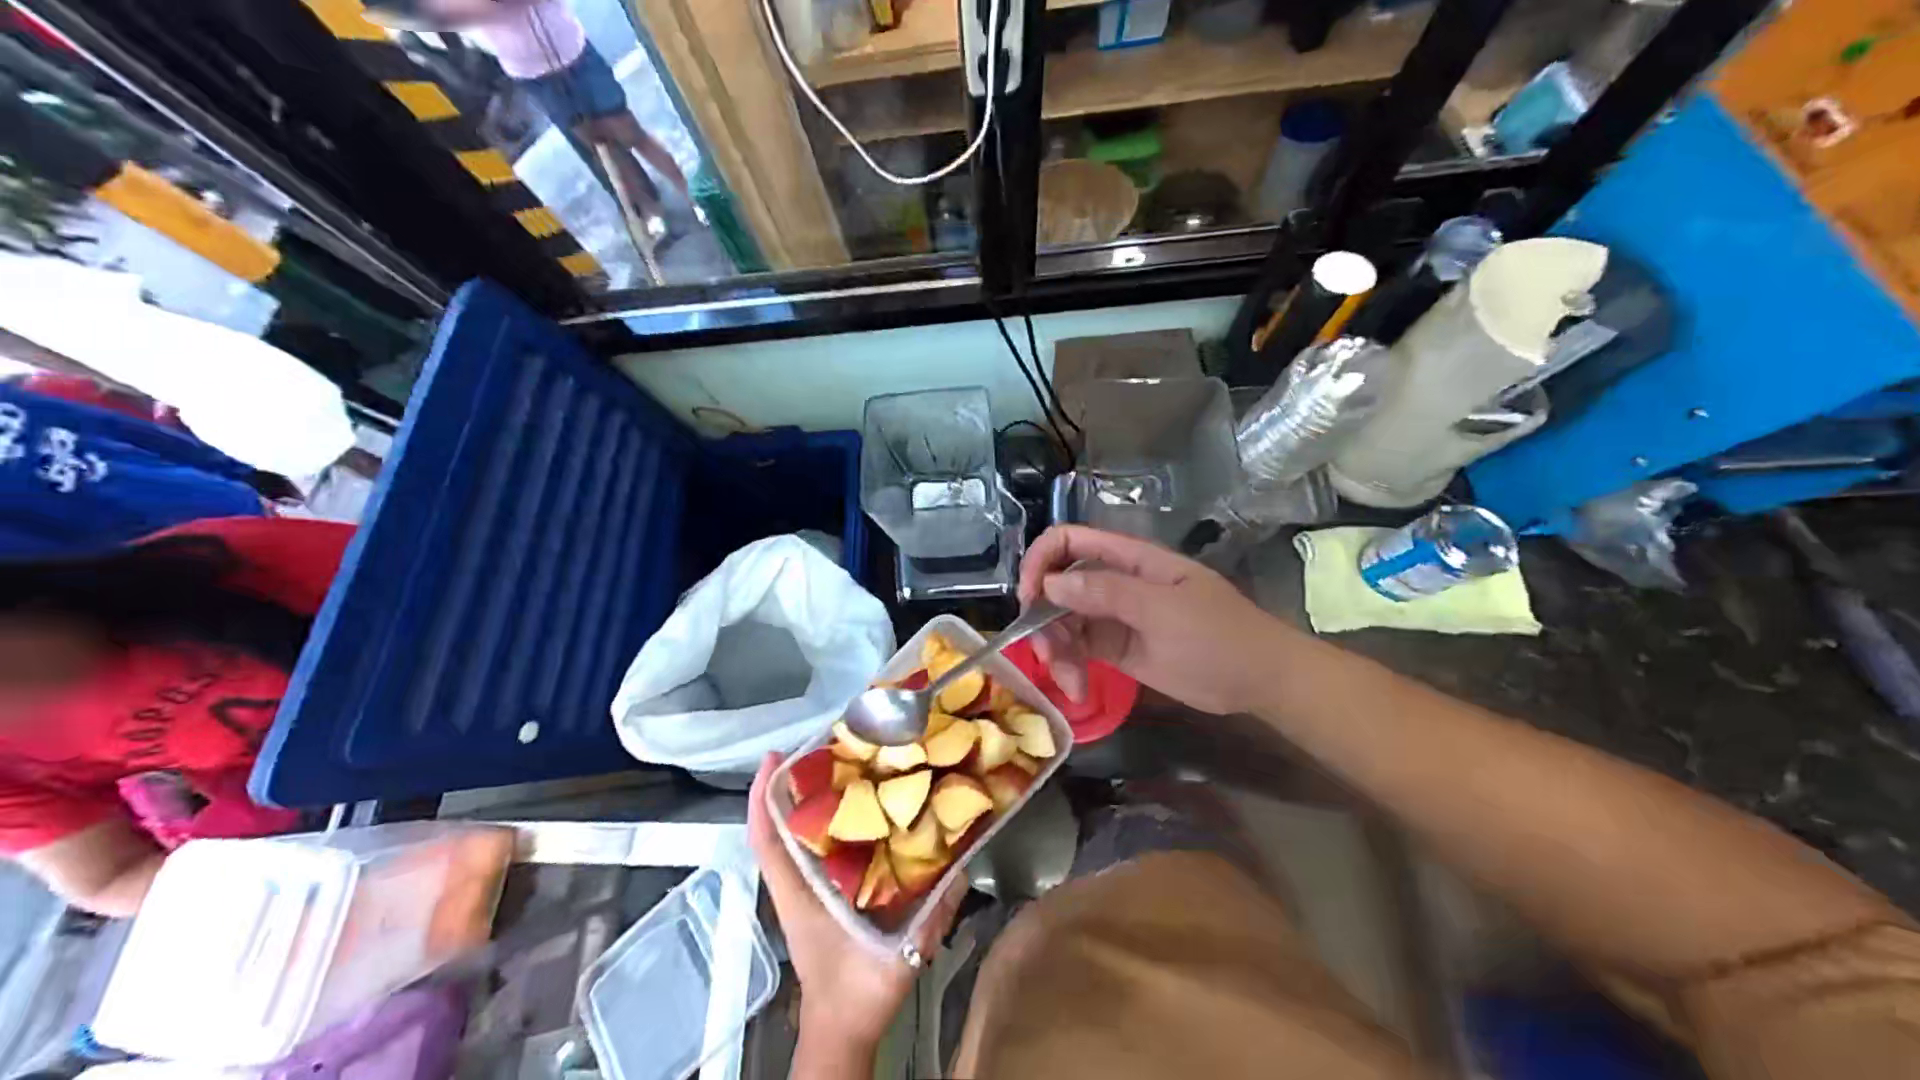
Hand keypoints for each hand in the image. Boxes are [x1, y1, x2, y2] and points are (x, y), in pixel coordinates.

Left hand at [747, 754, 965, 1068]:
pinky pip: (821, 850)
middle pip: (781, 826)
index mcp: (799, 895)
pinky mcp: (823, 895)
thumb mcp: (896, 959)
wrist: (843, 1030)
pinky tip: (866, 807)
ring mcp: (807, 890)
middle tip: (826, 745)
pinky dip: (833, 823)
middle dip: (794, 783)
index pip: (768, 840)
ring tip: (845, 765)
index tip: (773, 756)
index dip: (763, 797)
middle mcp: (797, 885)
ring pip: (800, 835)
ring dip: (812, 799)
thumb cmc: (856, 994)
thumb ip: (929, 922)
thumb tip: (960, 872)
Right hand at [1018, 525, 1292, 714]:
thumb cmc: (1218, 634)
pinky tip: (1077, 691)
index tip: (1029, 598)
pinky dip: (1069, 668)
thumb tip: (1051, 583)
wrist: (1259, 680)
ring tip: (1069, 682)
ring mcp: (1113, 617)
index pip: (1068, 541)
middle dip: (1044, 618)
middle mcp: (1113, 582)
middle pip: (1057, 586)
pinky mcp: (1115, 649)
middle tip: (1048, 653)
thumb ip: (1107, 592)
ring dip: (1055, 651)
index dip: (1041, 562)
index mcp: (1128, 559)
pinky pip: (1078, 651)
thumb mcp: (1163, 609)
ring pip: (1062, 623)